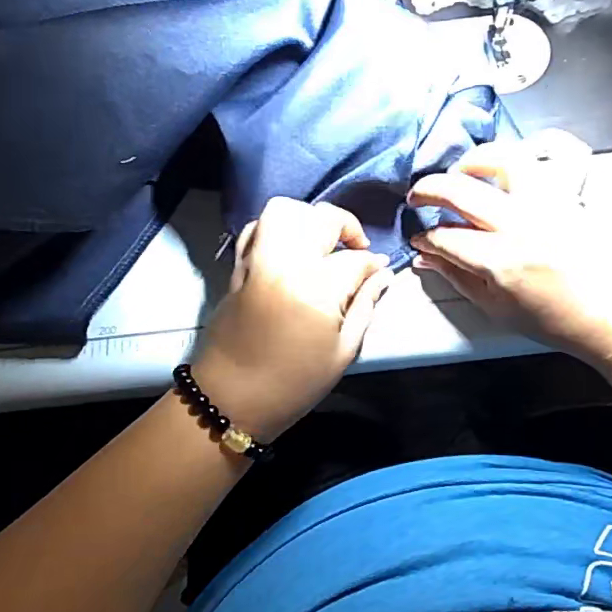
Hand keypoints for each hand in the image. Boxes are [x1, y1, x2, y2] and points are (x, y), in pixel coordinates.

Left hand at [192, 198, 394, 440]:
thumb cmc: (293, 384)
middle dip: (346, 227)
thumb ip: (364, 306)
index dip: (373, 264)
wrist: (229, 399)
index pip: (355, 259)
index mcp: (316, 289)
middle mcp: (285, 264)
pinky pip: (255, 229)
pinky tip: (290, 248)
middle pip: (321, 219)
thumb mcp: (343, 352)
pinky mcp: (237, 268)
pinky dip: (276, 228)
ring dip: (309, 218)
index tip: (379, 272)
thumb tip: (381, 276)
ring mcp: (257, 262)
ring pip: (283, 211)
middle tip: (355, 248)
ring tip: (321, 241)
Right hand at [408, 130, 611, 368]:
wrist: (607, 317)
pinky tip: (518, 159)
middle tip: (419, 196)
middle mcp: (522, 224)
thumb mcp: (495, 308)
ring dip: (474, 160)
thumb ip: (457, 277)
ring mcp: (549, 203)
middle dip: (429, 189)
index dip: (425, 237)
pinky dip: (538, 146)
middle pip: (461, 190)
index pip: (445, 236)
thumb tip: (427, 257)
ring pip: (503, 158)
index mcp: (501, 260)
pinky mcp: (570, 195)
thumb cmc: (554, 319)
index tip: (420, 239)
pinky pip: (559, 153)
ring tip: (462, 171)